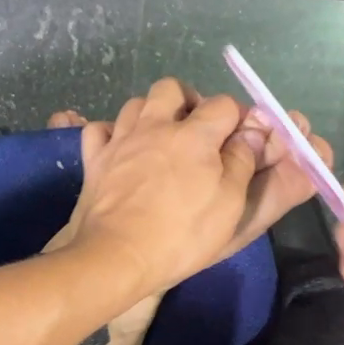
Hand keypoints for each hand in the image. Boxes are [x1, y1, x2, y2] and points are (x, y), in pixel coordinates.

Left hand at [57, 79, 312, 295]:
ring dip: (149, 114)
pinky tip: (119, 149)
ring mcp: (119, 141)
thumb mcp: (230, 203)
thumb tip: (250, 134)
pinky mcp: (93, 161)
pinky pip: (98, 130)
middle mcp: (153, 126)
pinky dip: (110, 134)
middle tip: (194, 131)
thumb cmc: (181, 234)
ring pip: (134, 104)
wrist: (117, 255)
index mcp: (193, 135)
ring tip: (158, 140)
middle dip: (187, 101)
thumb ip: (242, 161)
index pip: (223, 104)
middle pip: (171, 88)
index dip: (236, 118)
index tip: (238, 141)